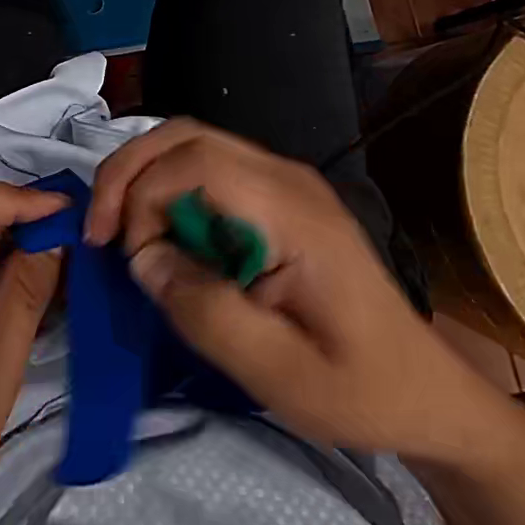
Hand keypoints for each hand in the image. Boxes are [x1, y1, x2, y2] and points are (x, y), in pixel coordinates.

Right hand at [92, 121, 524, 524]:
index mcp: (292, 211)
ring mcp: (284, 181)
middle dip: (129, 172)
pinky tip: (160, 234)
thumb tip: (142, 258)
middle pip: (187, 135)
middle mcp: (286, 176)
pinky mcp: (279, 196)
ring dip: (144, 178)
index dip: (142, 194)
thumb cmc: (358, 387)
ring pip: (192, 144)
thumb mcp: (277, 372)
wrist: (423, 388)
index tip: (124, 254)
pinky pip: (208, 169)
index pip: (196, 162)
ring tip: (123, 233)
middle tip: (100, 231)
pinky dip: (167, 190)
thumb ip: (204, 310)